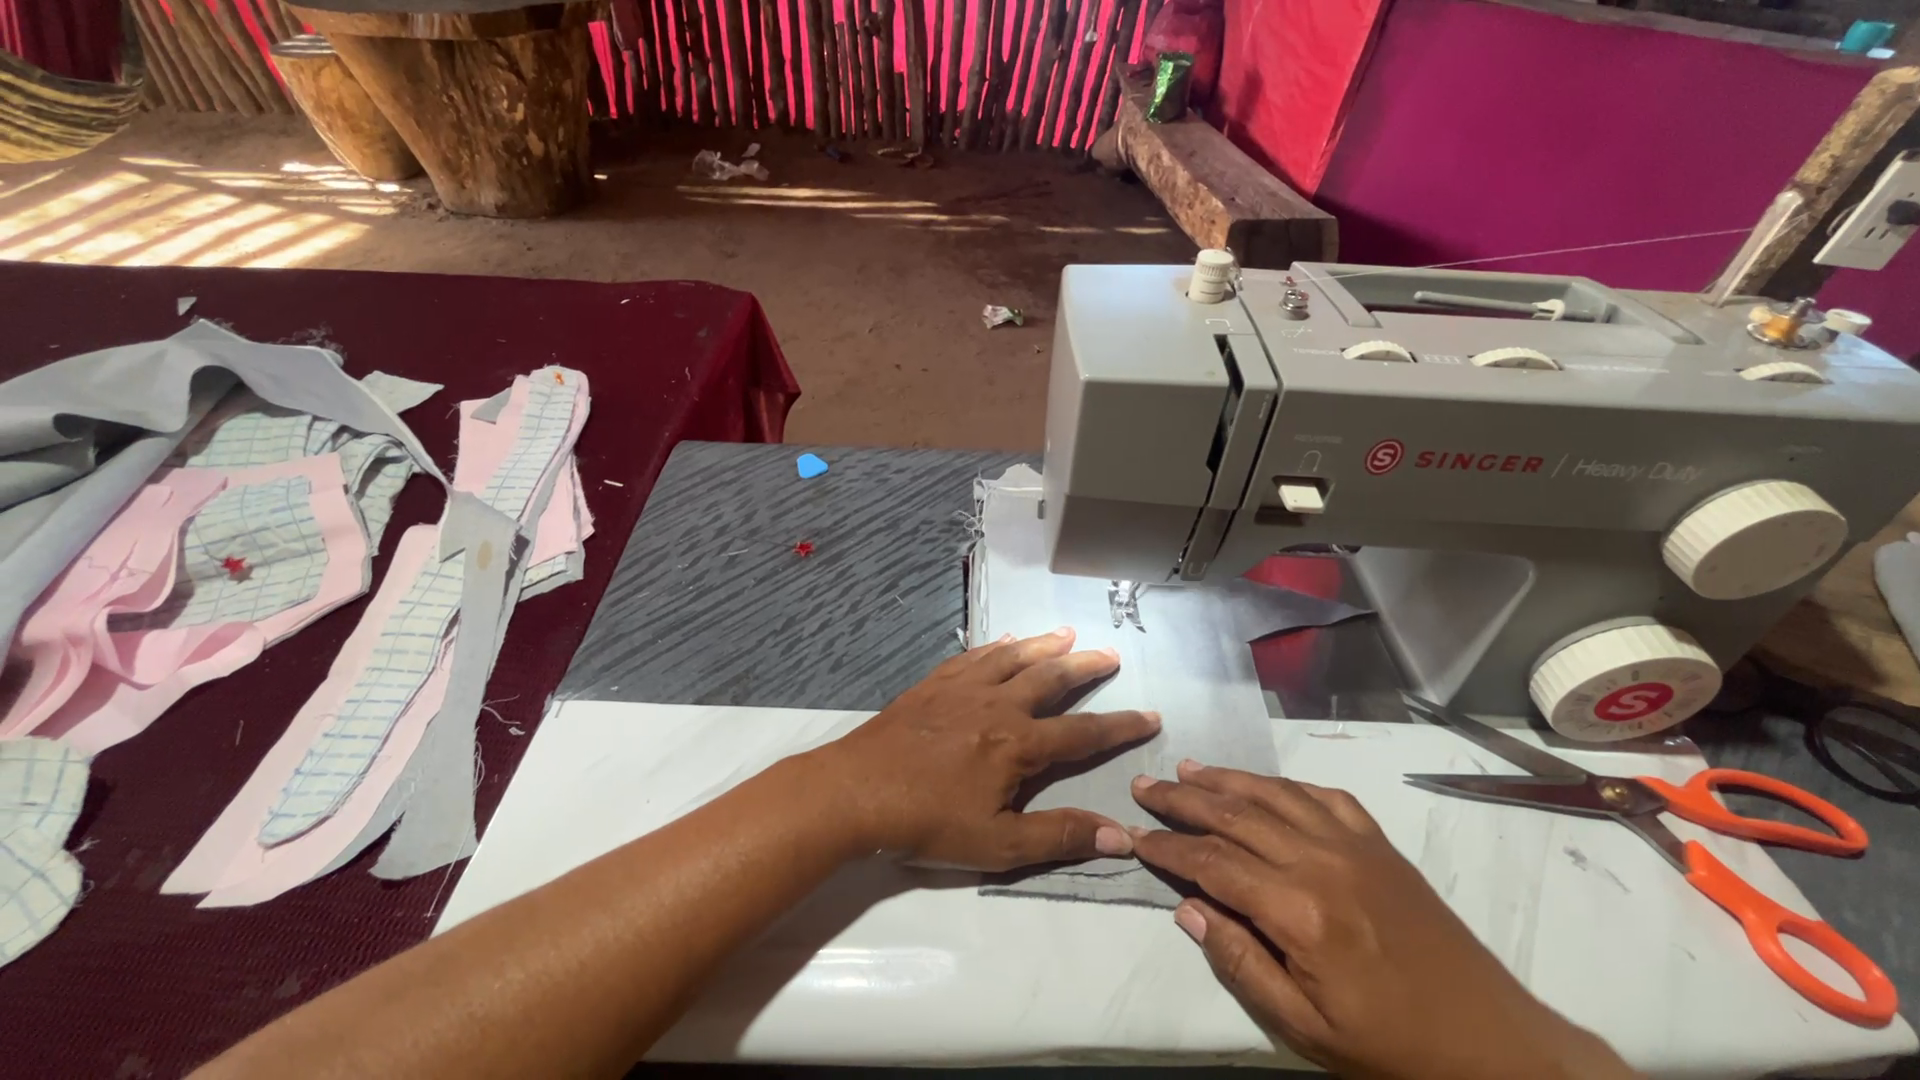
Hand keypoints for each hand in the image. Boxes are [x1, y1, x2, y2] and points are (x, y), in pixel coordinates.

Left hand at [814, 627, 1159, 870]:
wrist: (856, 791)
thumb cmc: (928, 822)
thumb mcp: (998, 844)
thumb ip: (1059, 836)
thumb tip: (1120, 836)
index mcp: (1019, 745)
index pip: (1083, 732)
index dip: (1121, 725)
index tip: (1151, 714)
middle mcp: (998, 705)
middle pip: (1051, 679)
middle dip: (1085, 667)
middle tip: (1110, 655)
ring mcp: (962, 689)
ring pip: (1013, 658)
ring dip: (1043, 645)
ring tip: (1066, 633)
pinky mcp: (932, 685)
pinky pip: (972, 657)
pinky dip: (994, 647)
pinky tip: (1001, 642)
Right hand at [1131, 762, 1639, 1079]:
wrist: (1490, 1041)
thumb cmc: (1388, 1046)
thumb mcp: (1303, 1027)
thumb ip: (1240, 961)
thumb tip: (1186, 908)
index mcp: (1298, 911)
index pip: (1212, 862)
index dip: (1167, 847)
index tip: (1133, 836)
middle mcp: (1321, 861)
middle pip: (1235, 814)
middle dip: (1183, 798)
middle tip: (1145, 785)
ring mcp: (1354, 845)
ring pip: (1274, 795)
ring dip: (1226, 779)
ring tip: (1188, 768)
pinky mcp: (1379, 844)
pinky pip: (1323, 796)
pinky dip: (1285, 785)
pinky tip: (1264, 785)